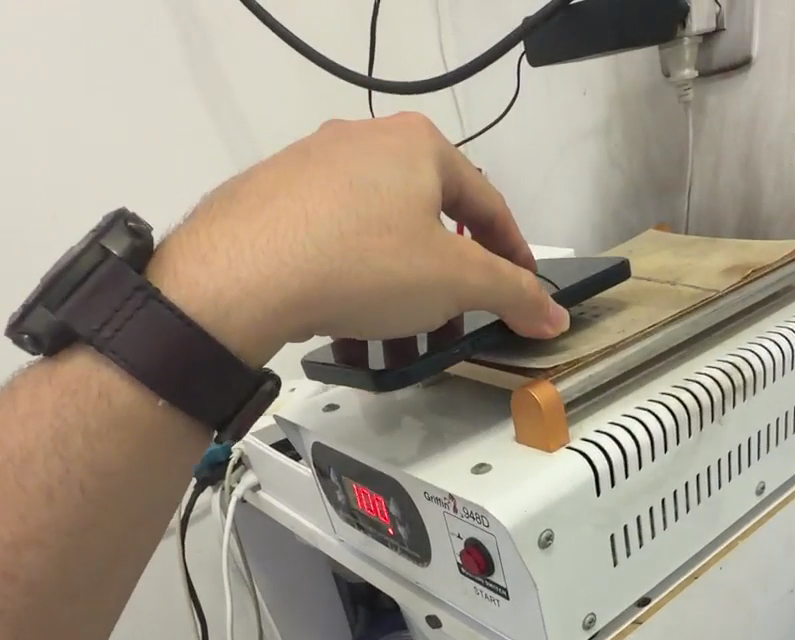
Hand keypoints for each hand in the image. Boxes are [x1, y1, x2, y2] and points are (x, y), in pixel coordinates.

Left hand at [147, 113, 569, 363]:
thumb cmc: (361, 262)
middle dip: (450, 284)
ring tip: (407, 342)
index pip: (489, 205)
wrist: (242, 275)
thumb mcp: (457, 282)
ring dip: (405, 296)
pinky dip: (360, 289)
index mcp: (417, 146)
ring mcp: (314, 169)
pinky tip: (358, 330)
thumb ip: (515, 295)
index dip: (515, 255)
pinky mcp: (278, 202)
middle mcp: (364, 144)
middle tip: (461, 323)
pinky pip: (339, 249)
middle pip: (432, 225)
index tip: (524, 290)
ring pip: (383, 242)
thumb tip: (552, 315)